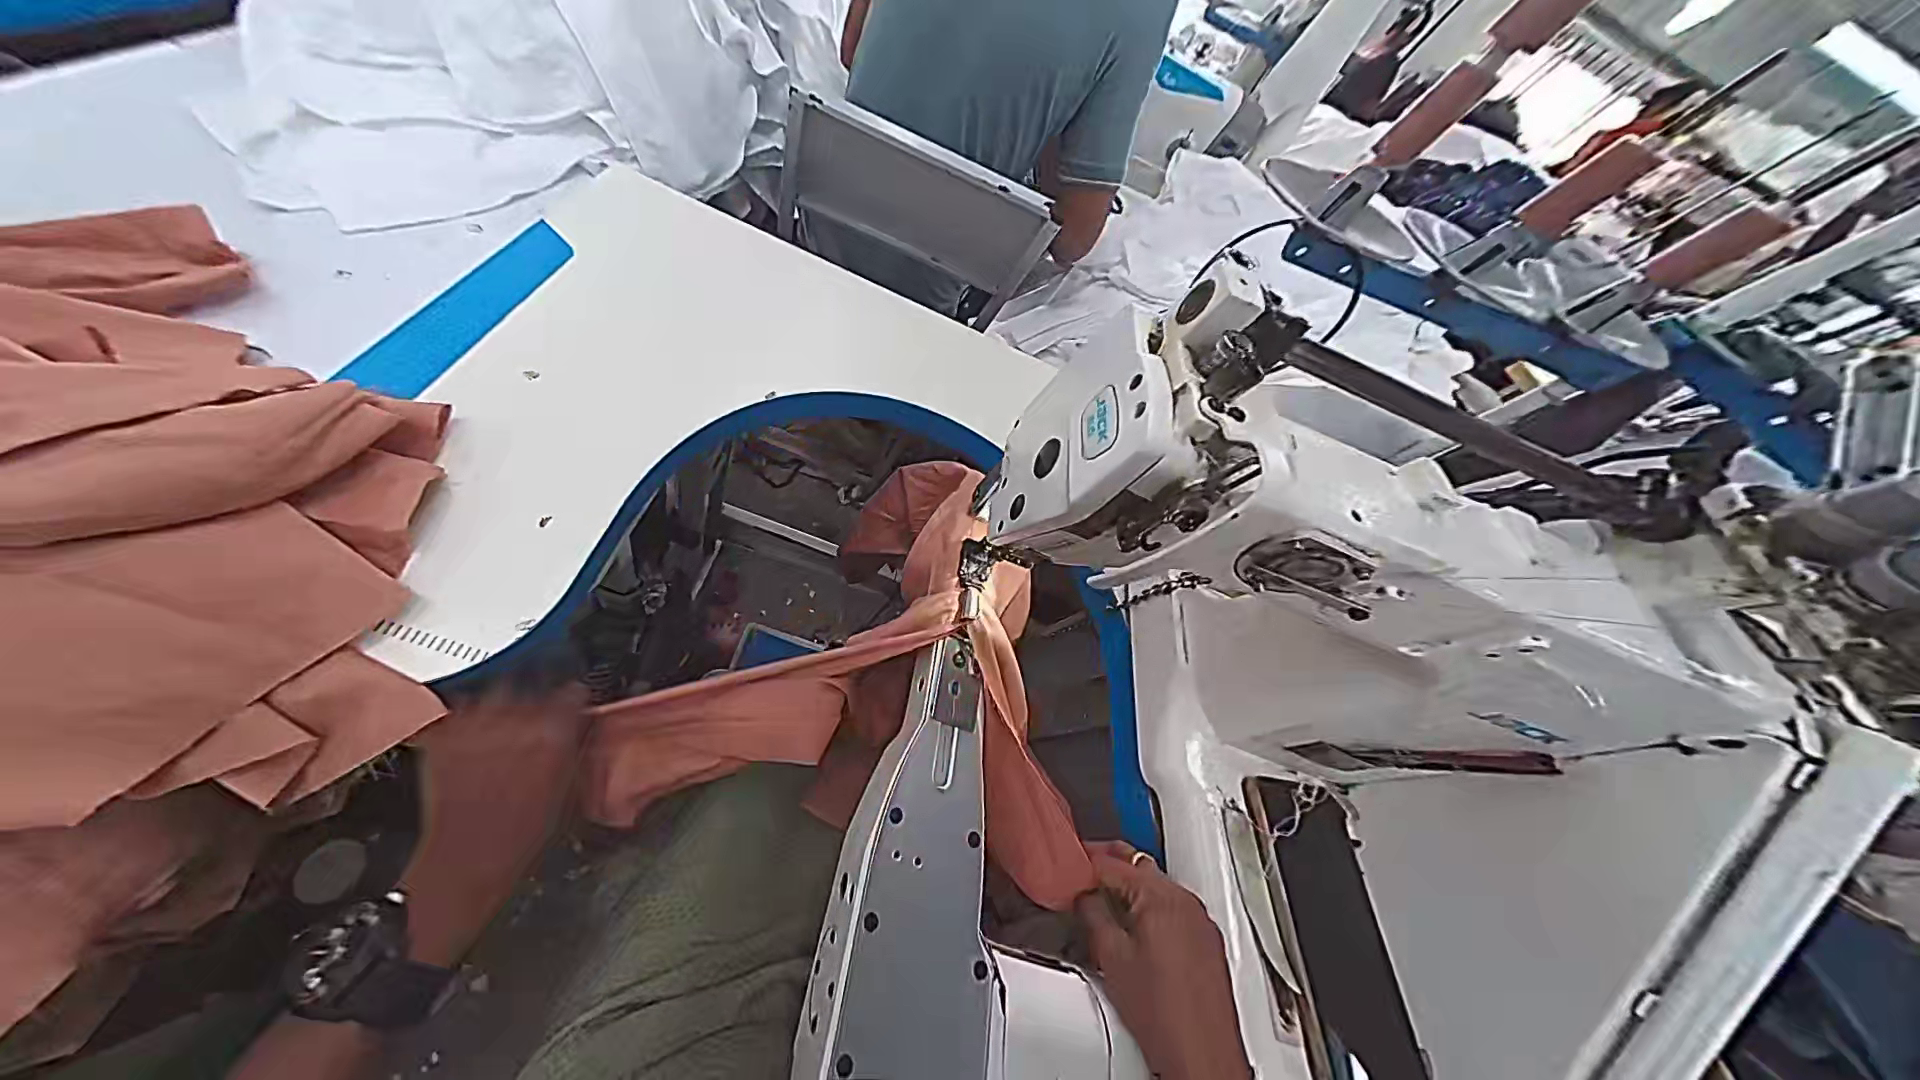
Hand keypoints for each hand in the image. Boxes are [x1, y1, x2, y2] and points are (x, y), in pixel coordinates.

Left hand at [402, 684, 586, 965]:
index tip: (573, 700)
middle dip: (539, 692)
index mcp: (556, 731)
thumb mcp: (569, 788)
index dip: (575, 696)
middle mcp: (516, 719)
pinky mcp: (442, 733)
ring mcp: (475, 723)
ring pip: (497, 687)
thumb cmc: (517, 834)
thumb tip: (587, 726)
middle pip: (535, 681)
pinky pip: (460, 708)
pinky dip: (469, 716)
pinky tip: (476, 734)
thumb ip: (579, 747)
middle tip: (538, 711)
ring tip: (505, 720)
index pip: (574, 689)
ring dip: (505, 699)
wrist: (463, 859)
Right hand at [1075, 842, 1252, 1079]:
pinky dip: (1151, 907)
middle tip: (1085, 871)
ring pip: (1157, 886)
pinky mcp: (1207, 940)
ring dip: (1130, 888)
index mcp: (1161, 897)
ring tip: (1103, 901)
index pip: (1114, 863)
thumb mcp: (1110, 956)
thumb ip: (1091, 913)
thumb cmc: (1164, 1017)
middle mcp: (1186, 902)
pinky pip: (1174, 907)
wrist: (1202, 1058)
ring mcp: (1200, 920)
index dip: (1086, 861)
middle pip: (1139, 867)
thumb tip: (1083, 896)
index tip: (1072, 864)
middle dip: (1109, 867)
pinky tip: (1134, 926)